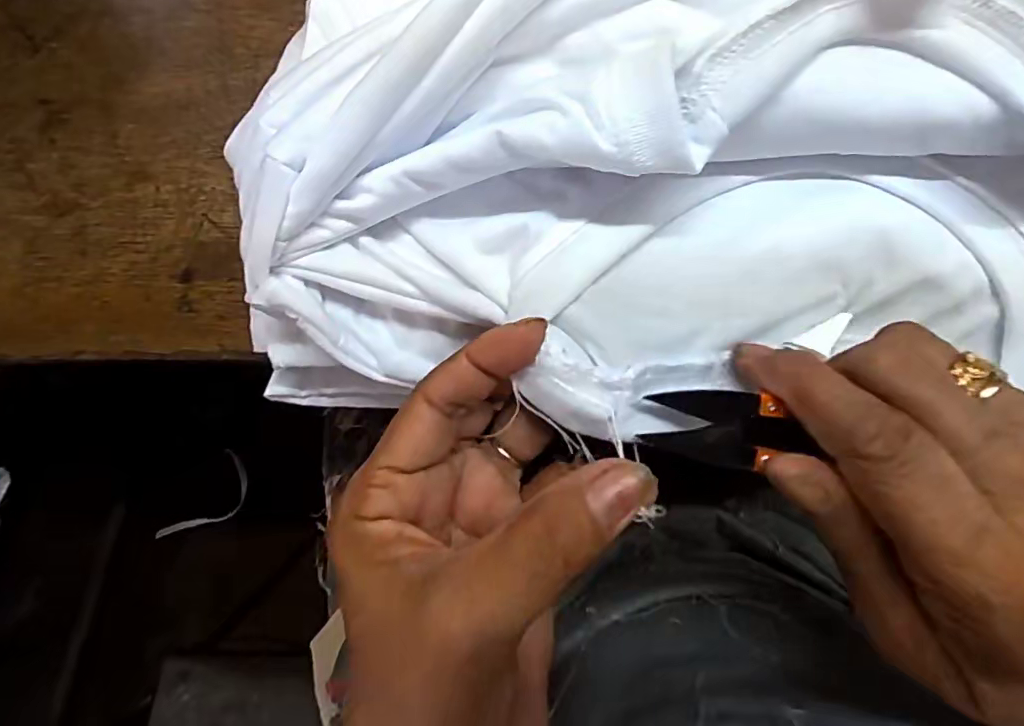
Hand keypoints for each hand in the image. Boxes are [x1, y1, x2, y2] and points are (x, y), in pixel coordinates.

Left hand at [328, 319, 658, 725]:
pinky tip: (624, 460)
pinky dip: (591, 474)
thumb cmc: (422, 690)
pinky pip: (560, 491)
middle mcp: (435, 491)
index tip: (538, 333)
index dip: (484, 362)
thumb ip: (550, 540)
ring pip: (527, 449)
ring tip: (613, 394)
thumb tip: (632, 473)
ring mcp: (483, 517)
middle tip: (587, 357)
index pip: (437, 402)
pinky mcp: (525, 545)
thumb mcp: (473, 606)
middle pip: (487, 416)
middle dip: (531, 386)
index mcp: (391, 492)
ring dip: (567, 425)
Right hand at [737, 323, 1023, 725]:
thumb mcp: (897, 630)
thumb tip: (779, 452)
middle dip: (832, 371)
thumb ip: (840, 529)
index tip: (753, 360)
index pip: (886, 446)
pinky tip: (922, 430)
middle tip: (806, 407)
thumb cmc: (996, 674)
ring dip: (870, 370)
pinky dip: (914, 383)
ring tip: (865, 418)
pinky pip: (959, 365)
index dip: (811, 390)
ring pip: (926, 351)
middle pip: (903, 372)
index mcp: (992, 565)